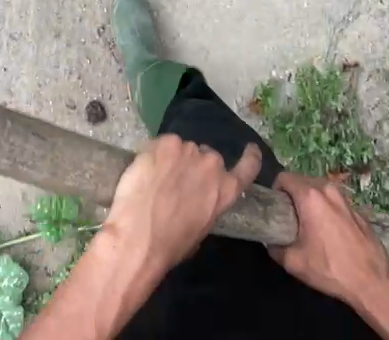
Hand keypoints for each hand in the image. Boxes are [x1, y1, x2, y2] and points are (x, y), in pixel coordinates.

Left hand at [102, 136, 261, 273]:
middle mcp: (212, 165)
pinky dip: (155, 154)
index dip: (250, 156)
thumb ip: (206, 207)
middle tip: (176, 181)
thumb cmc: (169, 246)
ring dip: (173, 160)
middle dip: (194, 165)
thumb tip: (196, 201)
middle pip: (207, 156)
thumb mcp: (199, 231)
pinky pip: (163, 144)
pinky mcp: (166, 143)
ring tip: (155, 179)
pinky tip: (146, 170)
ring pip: (182, 149)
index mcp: (226, 191)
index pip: (248, 167)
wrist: (138, 238)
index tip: (250, 149)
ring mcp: (189, 150)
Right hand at [269, 172, 388, 310]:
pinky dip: (326, 208)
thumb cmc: (330, 269)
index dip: (275, 191)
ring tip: (308, 226)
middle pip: (301, 181)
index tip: (276, 209)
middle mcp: (328, 189)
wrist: (372, 280)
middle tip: (289, 220)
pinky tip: (329, 232)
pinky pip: (333, 200)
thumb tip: (270, 241)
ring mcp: (345, 197)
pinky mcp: (356, 208)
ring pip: (319, 189)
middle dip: (292, 196)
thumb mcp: (294, 262)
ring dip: (310, 201)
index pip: (284, 177)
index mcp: (310, 196)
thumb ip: (275, 247)